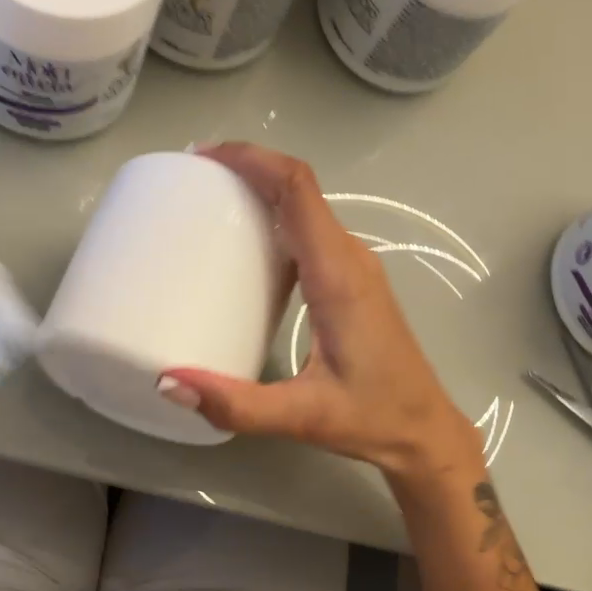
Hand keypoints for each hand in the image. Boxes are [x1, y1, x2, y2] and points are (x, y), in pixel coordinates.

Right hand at [157, 142, 477, 481]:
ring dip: (262, 195)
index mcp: (338, 276)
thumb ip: (235, 404)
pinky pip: (312, 236)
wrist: (424, 432)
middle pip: (300, 190)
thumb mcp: (300, 416)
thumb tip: (167, 382)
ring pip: (307, 210)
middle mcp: (350, 259)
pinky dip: (276, 225)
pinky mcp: (354, 286)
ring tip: (209, 210)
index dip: (252, 160)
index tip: (204, 158)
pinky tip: (246, 254)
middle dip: (248, 172)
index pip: (297, 190)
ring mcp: (356, 270)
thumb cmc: (372, 418)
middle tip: (192, 186)